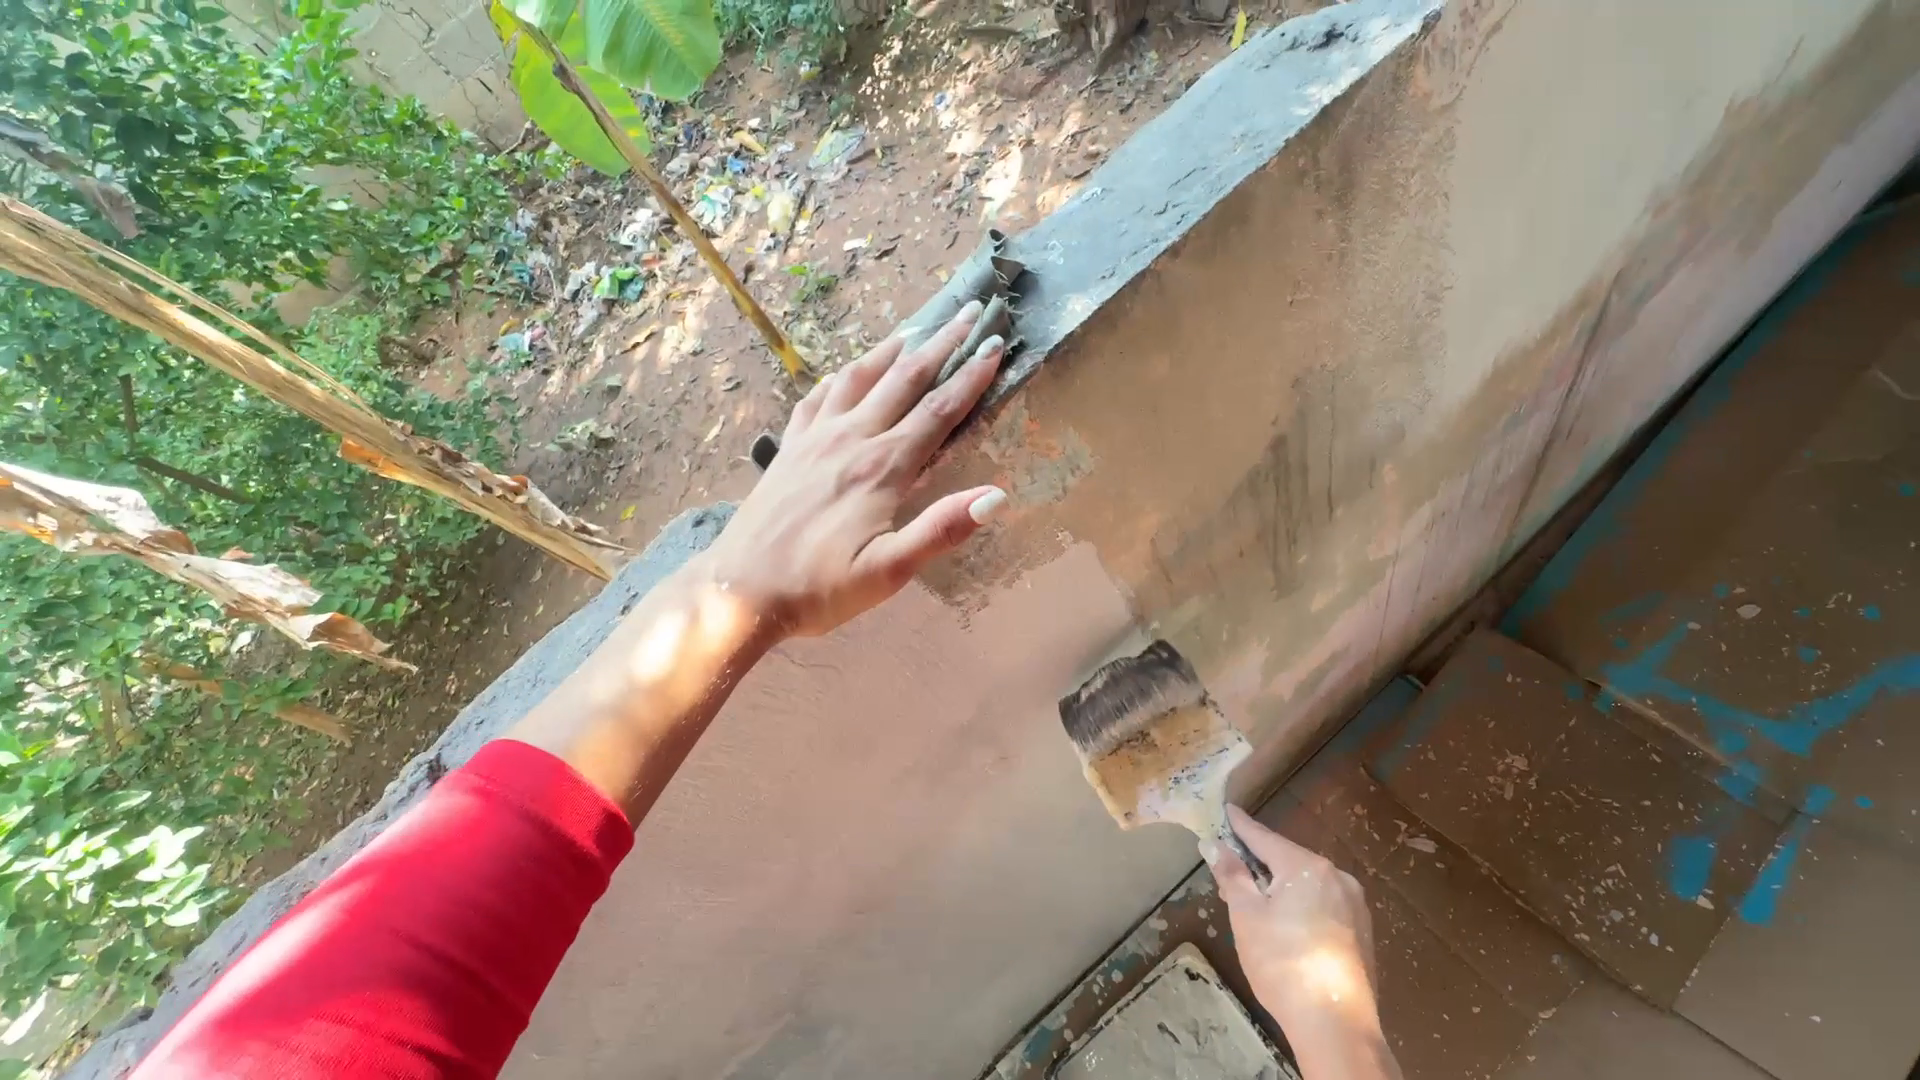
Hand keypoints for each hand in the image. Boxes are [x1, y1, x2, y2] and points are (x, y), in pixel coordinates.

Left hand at [704, 300, 1008, 637]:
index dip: (970, 378)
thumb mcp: (888, 572)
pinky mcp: (790, 447)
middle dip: (940, 345)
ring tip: (915, 329)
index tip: (994, 345)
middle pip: (903, 380)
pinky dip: (842, 376)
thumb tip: (995, 496)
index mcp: (882, 469)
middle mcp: (852, 440)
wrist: (740, 588)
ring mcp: (816, 439)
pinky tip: (849, 371)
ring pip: (860, 378)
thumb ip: (940, 530)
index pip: (938, 412)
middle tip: (968, 313)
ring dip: (892, 351)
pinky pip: (820, 396)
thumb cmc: (820, 588)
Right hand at [1212, 806, 1399, 1078]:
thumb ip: (1232, 875)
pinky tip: (1286, 928)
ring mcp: (1355, 906)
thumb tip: (1214, 844)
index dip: (1241, 825)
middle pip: (1287, 861)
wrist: (1336, 1026)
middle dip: (1258, 865)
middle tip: (1229, 874)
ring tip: (1254, 905)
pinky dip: (1300, 906)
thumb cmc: (1282, 962)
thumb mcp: (1246, 915)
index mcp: (1307, 867)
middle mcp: (1337, 878)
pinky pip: (1323, 905)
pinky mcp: (1362, 934)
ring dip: (1279, 888)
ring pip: (1307, 884)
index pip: (1264, 837)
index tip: (1227, 809)